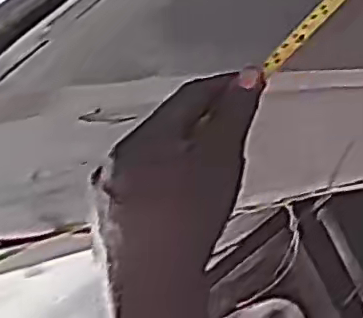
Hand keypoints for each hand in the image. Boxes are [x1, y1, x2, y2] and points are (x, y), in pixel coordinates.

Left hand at [92, 69, 263, 272]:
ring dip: (192, 140)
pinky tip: (194, 184)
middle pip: (172, 119)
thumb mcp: (224, 153)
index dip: (227, 84)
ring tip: (221, 152)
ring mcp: (109, 189)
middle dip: (209, 114)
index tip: (253, 81)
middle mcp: (116, 161)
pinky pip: (149, 173)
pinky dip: (176, 167)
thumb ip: (236, 110)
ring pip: (160, 147)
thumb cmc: (188, 219)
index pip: (190, 93)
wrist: (156, 285)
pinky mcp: (112, 214)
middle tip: (241, 116)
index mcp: (141, 141)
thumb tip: (248, 77)